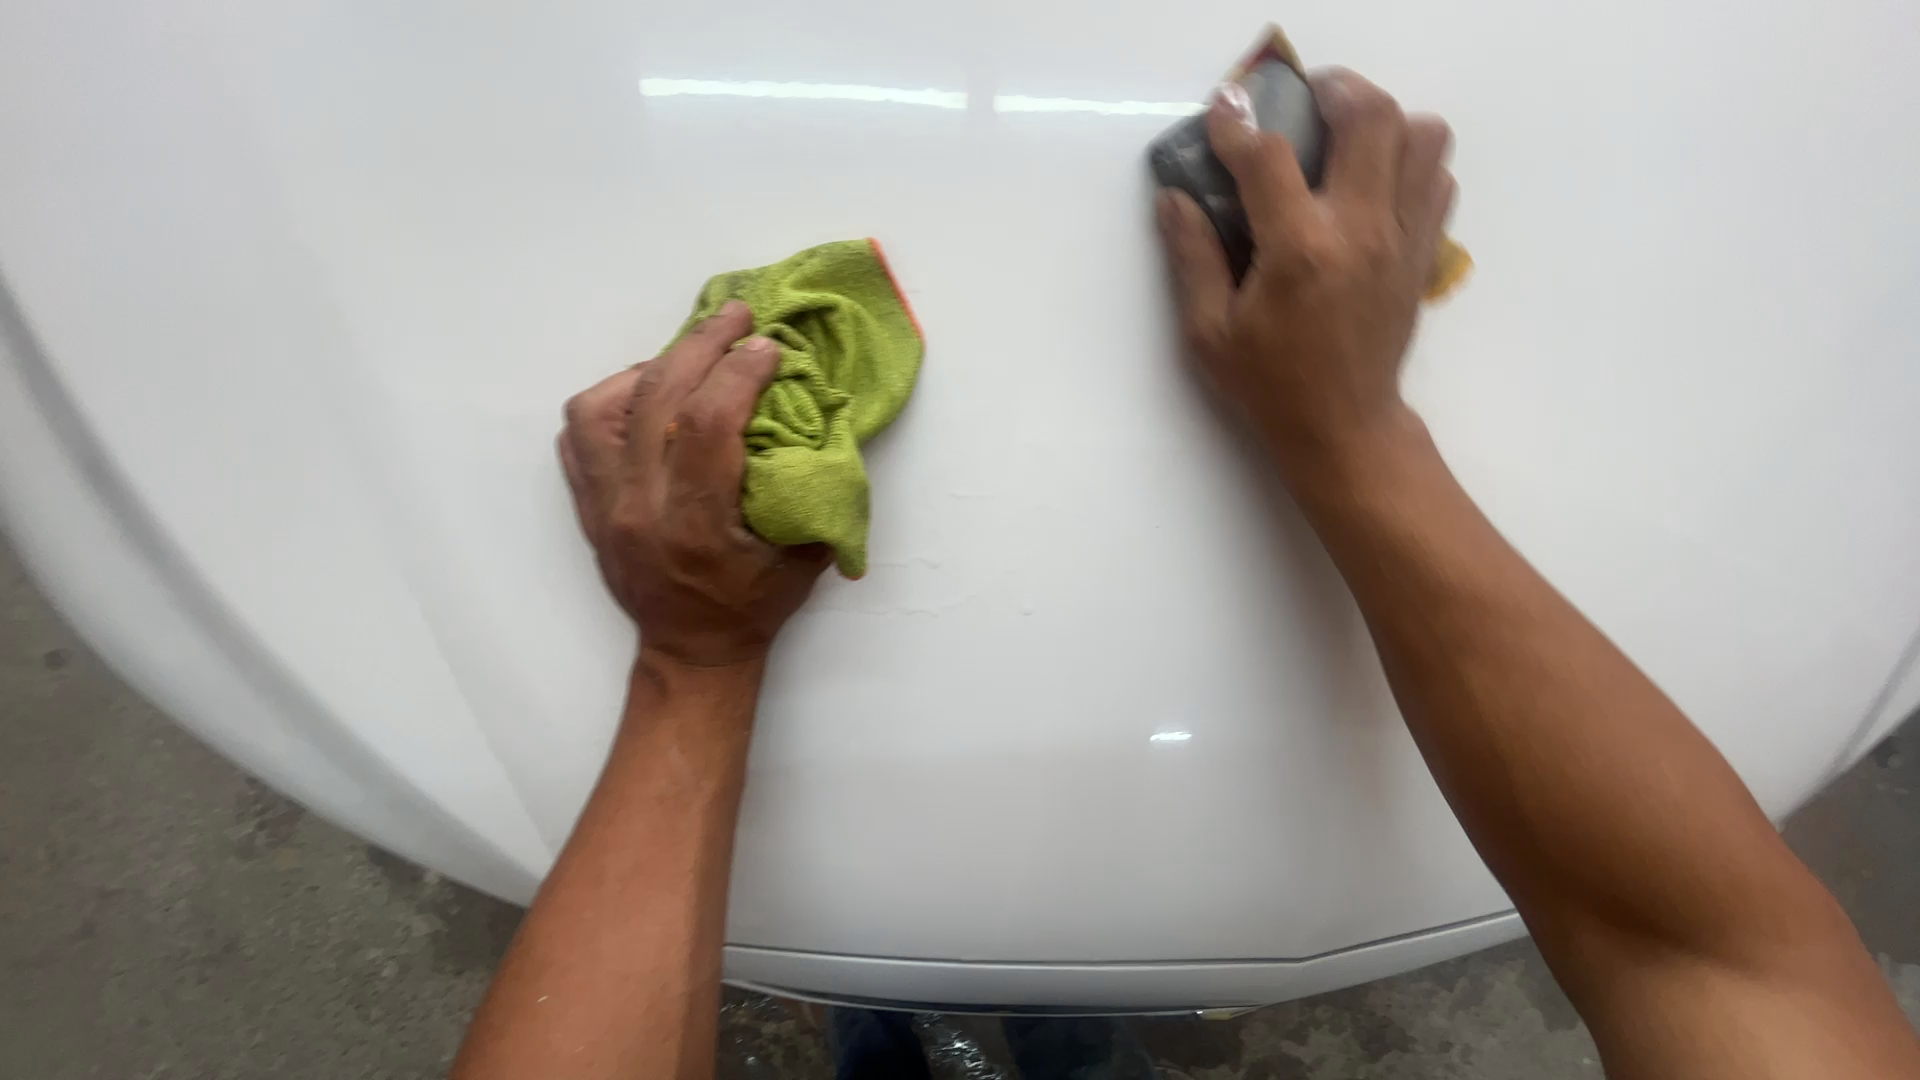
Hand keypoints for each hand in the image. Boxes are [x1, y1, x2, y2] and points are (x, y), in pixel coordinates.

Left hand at [559, 300, 829, 670]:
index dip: (740, 371)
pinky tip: (650, 393)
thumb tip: (824, 422)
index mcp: (696, 525)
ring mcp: (603, 506)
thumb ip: (815, 491)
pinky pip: (579, 432)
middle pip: (658, 398)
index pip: (707, 423)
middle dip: (702, 343)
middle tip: (736, 315)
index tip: (769, 348)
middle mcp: (639, 509)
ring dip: (650, 368)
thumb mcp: (806, 558)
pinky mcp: (587, 505)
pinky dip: (614, 398)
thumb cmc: (754, 607)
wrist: (692, 650)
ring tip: (690, 356)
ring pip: (601, 407)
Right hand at [1156, 69, 1455, 469]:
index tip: (1222, 111)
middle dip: (1331, 91)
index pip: (1268, 159)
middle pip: (1368, 116)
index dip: (1237, 127)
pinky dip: (1409, 159)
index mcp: (1298, 251)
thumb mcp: (1209, 332)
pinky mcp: (1422, 252)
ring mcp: (1401, 237)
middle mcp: (1359, 230)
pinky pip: (1436, 176)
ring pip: (1420, 134)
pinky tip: (1371, 183)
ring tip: (1343, 139)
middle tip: (1301, 102)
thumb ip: (1192, 259)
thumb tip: (1173, 200)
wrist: (1341, 425)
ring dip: (1381, 119)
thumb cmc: (1267, 383)